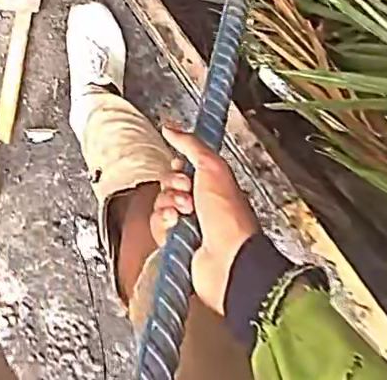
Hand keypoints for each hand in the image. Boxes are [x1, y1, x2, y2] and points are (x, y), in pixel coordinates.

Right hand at [152, 125, 261, 313]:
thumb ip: (190, 144)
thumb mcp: (212, 166)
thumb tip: (170, 128)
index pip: (182, 166)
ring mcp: (188, 223)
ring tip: (184, 212)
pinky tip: (175, 224)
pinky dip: (163, 222)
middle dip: (174, 184)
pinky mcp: (176, 243)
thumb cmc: (229, 215)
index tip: (183, 168)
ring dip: (169, 203)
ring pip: (161, 202)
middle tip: (187, 192)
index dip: (178, 165)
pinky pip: (157, 224)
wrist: (228, 259)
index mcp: (211, 183)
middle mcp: (199, 203)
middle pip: (169, 182)